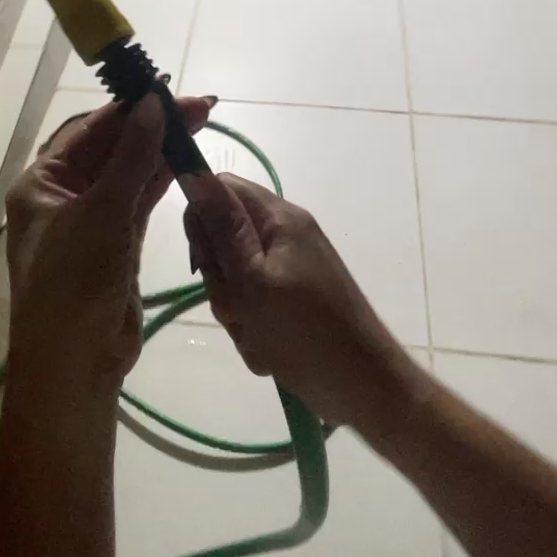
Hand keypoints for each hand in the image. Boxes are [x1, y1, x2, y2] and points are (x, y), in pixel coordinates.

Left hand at [3, 93, 212, 398]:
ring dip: (161, 150)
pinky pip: (140, 199)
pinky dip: (161, 179)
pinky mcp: (116, 241)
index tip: (168, 90)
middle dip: (153, 126)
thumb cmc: (74, 283)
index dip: (131, 109)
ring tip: (201, 124)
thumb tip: (153, 104)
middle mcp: (63, 195)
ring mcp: (91, 219)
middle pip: (112, 148)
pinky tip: (186, 159)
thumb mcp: (102, 215)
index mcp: (42, 183)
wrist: (75, 366)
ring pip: (130, 172)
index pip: (90, 131)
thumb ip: (132, 158)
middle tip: (200, 107)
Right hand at [180, 172, 426, 430]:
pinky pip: (253, 302)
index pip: (221, 189)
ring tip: (257, 335)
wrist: (363, 387)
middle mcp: (286, 233)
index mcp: (280, 217)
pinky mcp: (293, 297)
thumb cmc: (305, 332)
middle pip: (224, 236)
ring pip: (235, 276)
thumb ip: (221, 226)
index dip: (200, 219)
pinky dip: (253, 326)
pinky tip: (268, 349)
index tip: (200, 262)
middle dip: (220, 278)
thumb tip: (192, 169)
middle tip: (238, 306)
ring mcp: (291, 266)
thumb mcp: (252, 280)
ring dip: (236, 309)